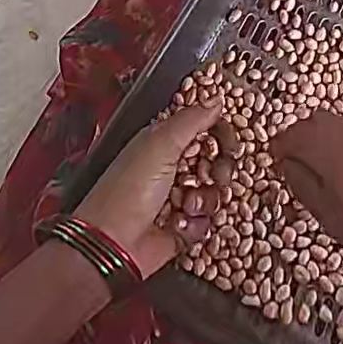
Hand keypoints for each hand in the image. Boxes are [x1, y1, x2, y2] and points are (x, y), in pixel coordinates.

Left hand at [76, 100, 221, 276]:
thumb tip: (216, 100)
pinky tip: (179, 225)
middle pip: (217, 160)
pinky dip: (197, 223)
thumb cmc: (128, 189)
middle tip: (214, 176)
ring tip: (186, 206)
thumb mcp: (160, 145)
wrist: (112, 244)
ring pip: (216, 192)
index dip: (221, 134)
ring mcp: (179, 197)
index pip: (204, 128)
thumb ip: (191, 120)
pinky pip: (209, 221)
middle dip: (220, 170)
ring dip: (204, 199)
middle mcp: (173, 166)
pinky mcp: (184, 226)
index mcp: (164, 141)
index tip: (230, 143)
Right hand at [271, 111, 342, 287]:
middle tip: (290, 157)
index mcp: (342, 159)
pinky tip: (341, 166)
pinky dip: (341, 141)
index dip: (281, 143)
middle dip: (300, 135)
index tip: (274, 154)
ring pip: (339, 124)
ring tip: (315, 163)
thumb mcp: (330, 219)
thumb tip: (289, 164)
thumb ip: (304, 184)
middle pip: (318, 121)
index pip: (299, 135)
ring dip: (321, 136)